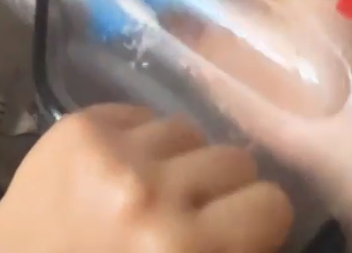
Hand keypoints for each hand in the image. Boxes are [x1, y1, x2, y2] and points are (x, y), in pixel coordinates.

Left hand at [0, 103, 292, 252]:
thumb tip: (263, 220)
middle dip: (223, 187)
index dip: (259, 219)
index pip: (271, 203)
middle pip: (236, 157)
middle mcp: (151, 191)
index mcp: (184, 248)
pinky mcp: (79, 123)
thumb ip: (227, 249)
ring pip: (190, 129)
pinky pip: (143, 112)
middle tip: (197, 211)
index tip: (241, 230)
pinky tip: (120, 168)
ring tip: (155, 186)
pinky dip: (140, 139)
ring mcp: (110, 149)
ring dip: (180, 159)